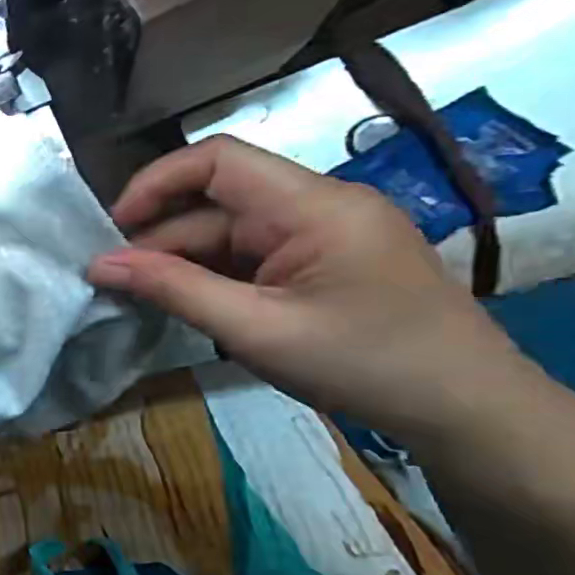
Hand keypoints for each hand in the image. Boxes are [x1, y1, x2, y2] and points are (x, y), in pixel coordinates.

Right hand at [89, 136, 538, 440]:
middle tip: (116, 278)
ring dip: (184, 259)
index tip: (115, 227)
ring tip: (143, 296)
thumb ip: (174, 290)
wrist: (474, 416)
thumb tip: (99, 265)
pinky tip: (187, 301)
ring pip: (229, 230)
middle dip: (163, 235)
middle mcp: (319, 205)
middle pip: (218, 200)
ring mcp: (323, 233)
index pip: (218, 159)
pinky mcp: (324, 260)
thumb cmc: (368, 367)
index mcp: (315, 206)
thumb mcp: (257, 331)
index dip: (156, 182)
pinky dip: (212, 274)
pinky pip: (251, 253)